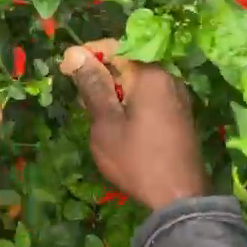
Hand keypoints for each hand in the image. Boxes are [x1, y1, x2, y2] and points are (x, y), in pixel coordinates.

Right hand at [59, 39, 207, 210]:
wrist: (180, 198)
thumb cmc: (137, 160)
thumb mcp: (106, 124)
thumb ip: (93, 86)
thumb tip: (76, 54)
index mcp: (150, 75)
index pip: (115, 47)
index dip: (87, 54)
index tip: (66, 69)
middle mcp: (169, 78)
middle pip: (129, 61)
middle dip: (102, 73)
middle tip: (80, 96)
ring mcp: (178, 96)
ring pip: (139, 79)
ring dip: (116, 88)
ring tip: (95, 110)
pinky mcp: (180, 113)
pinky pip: (151, 95)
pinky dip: (131, 99)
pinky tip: (118, 120)